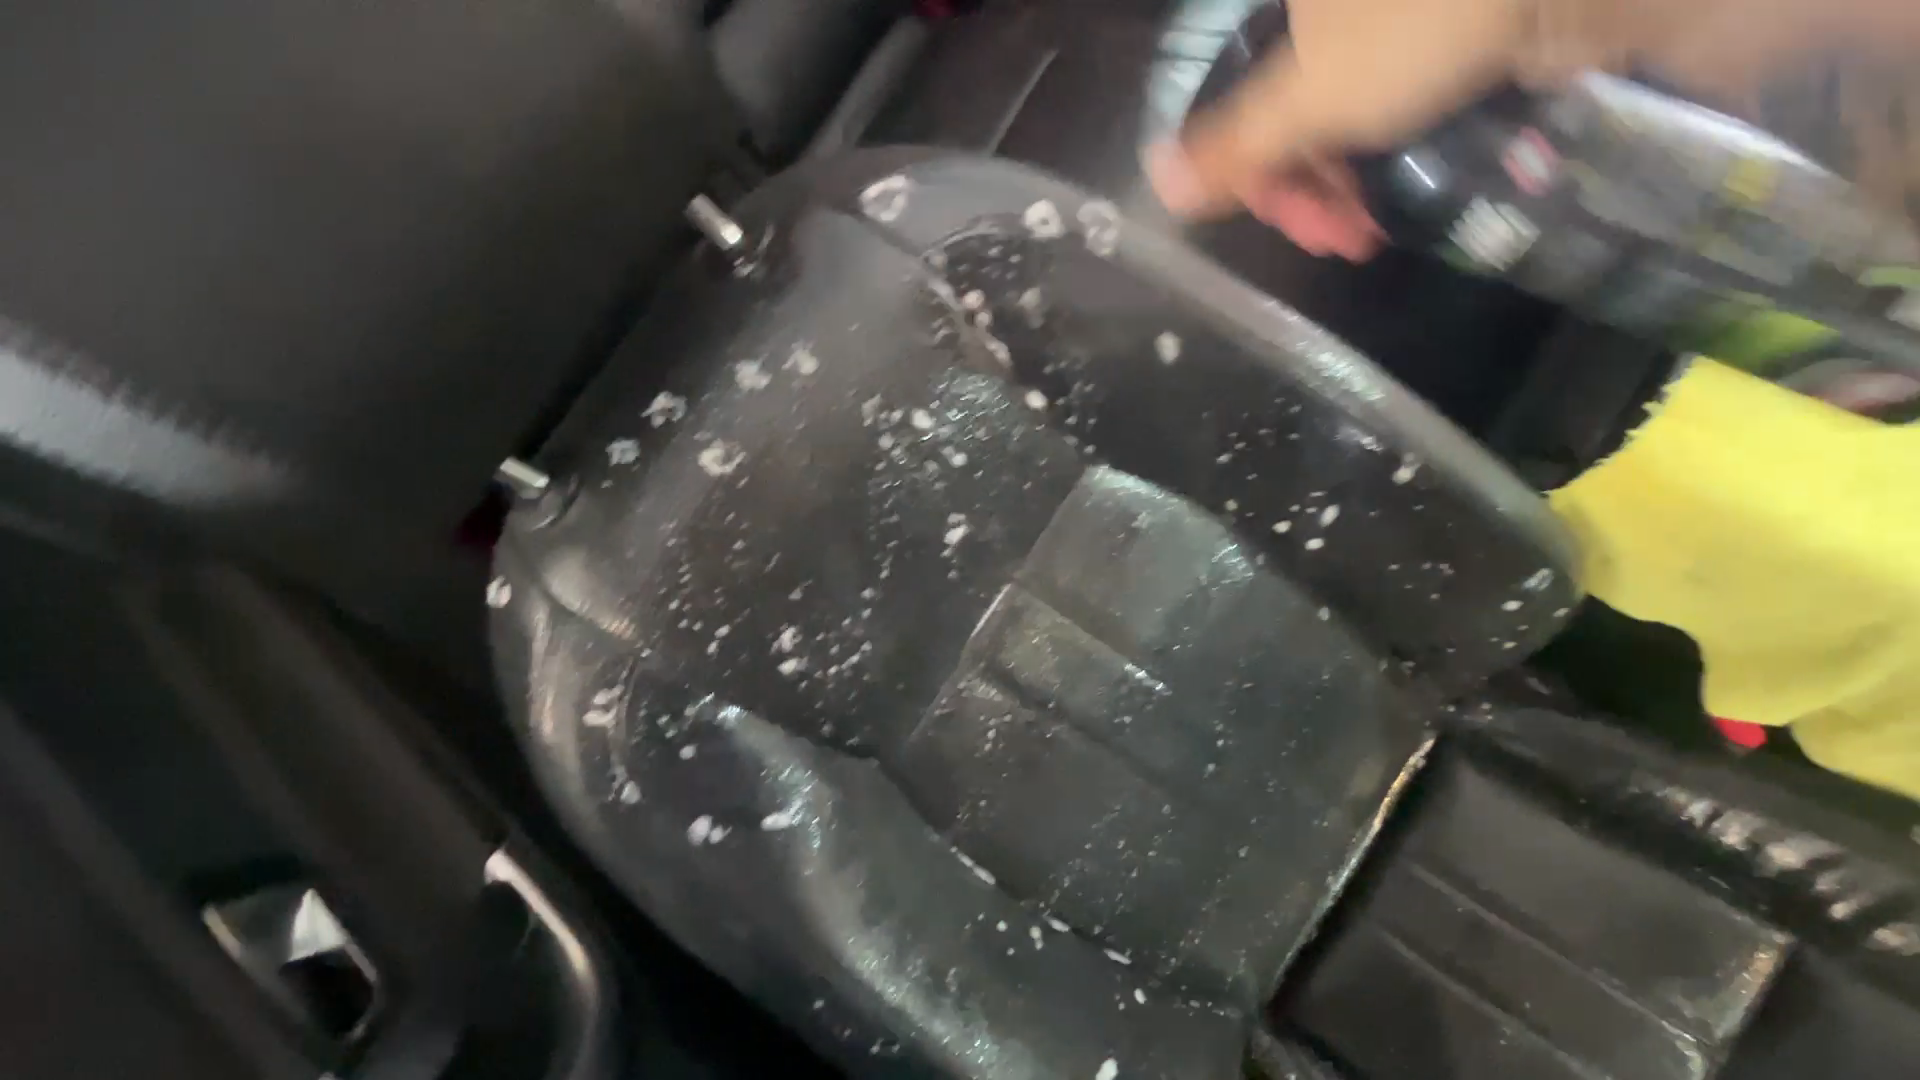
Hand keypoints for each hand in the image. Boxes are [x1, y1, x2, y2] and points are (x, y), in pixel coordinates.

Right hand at [1146, 0, 1828, 258]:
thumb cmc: (1425, 24)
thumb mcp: (1308, 96)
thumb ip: (1232, 147)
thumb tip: (1153, 180)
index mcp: (1299, 7)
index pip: (1248, 101)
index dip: (1256, 170)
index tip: (1286, 221)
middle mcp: (1353, 12)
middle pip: (1308, 117)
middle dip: (1318, 190)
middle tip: (1343, 241)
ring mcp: (1420, 26)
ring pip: (1367, 123)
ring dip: (1366, 188)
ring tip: (1384, 234)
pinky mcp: (1484, 40)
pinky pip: (1426, 115)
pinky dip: (1418, 162)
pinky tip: (1425, 199)